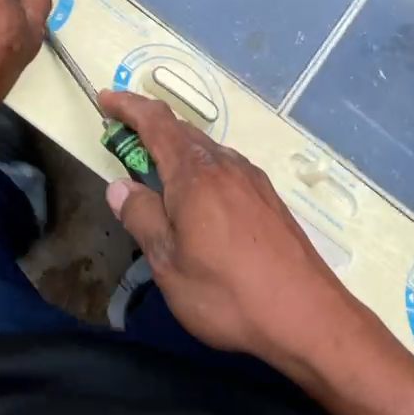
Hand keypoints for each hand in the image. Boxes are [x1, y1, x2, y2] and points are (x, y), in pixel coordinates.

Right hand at [98, 90, 358, 369]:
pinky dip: (200, 167)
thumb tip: (120, 186)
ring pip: (205, 149)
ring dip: (176, 149)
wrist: (307, 315)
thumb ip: (142, 218)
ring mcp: (251, 179)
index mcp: (194, 174)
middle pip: (181, 131)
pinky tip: (198, 197)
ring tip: (156, 170)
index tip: (106, 98)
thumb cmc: (228, 293)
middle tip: (123, 140)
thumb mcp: (169, 263)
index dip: (128, 106)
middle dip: (150, 128)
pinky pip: (224, 167)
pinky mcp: (268, 198)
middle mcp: (224, 165)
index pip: (156, 123)